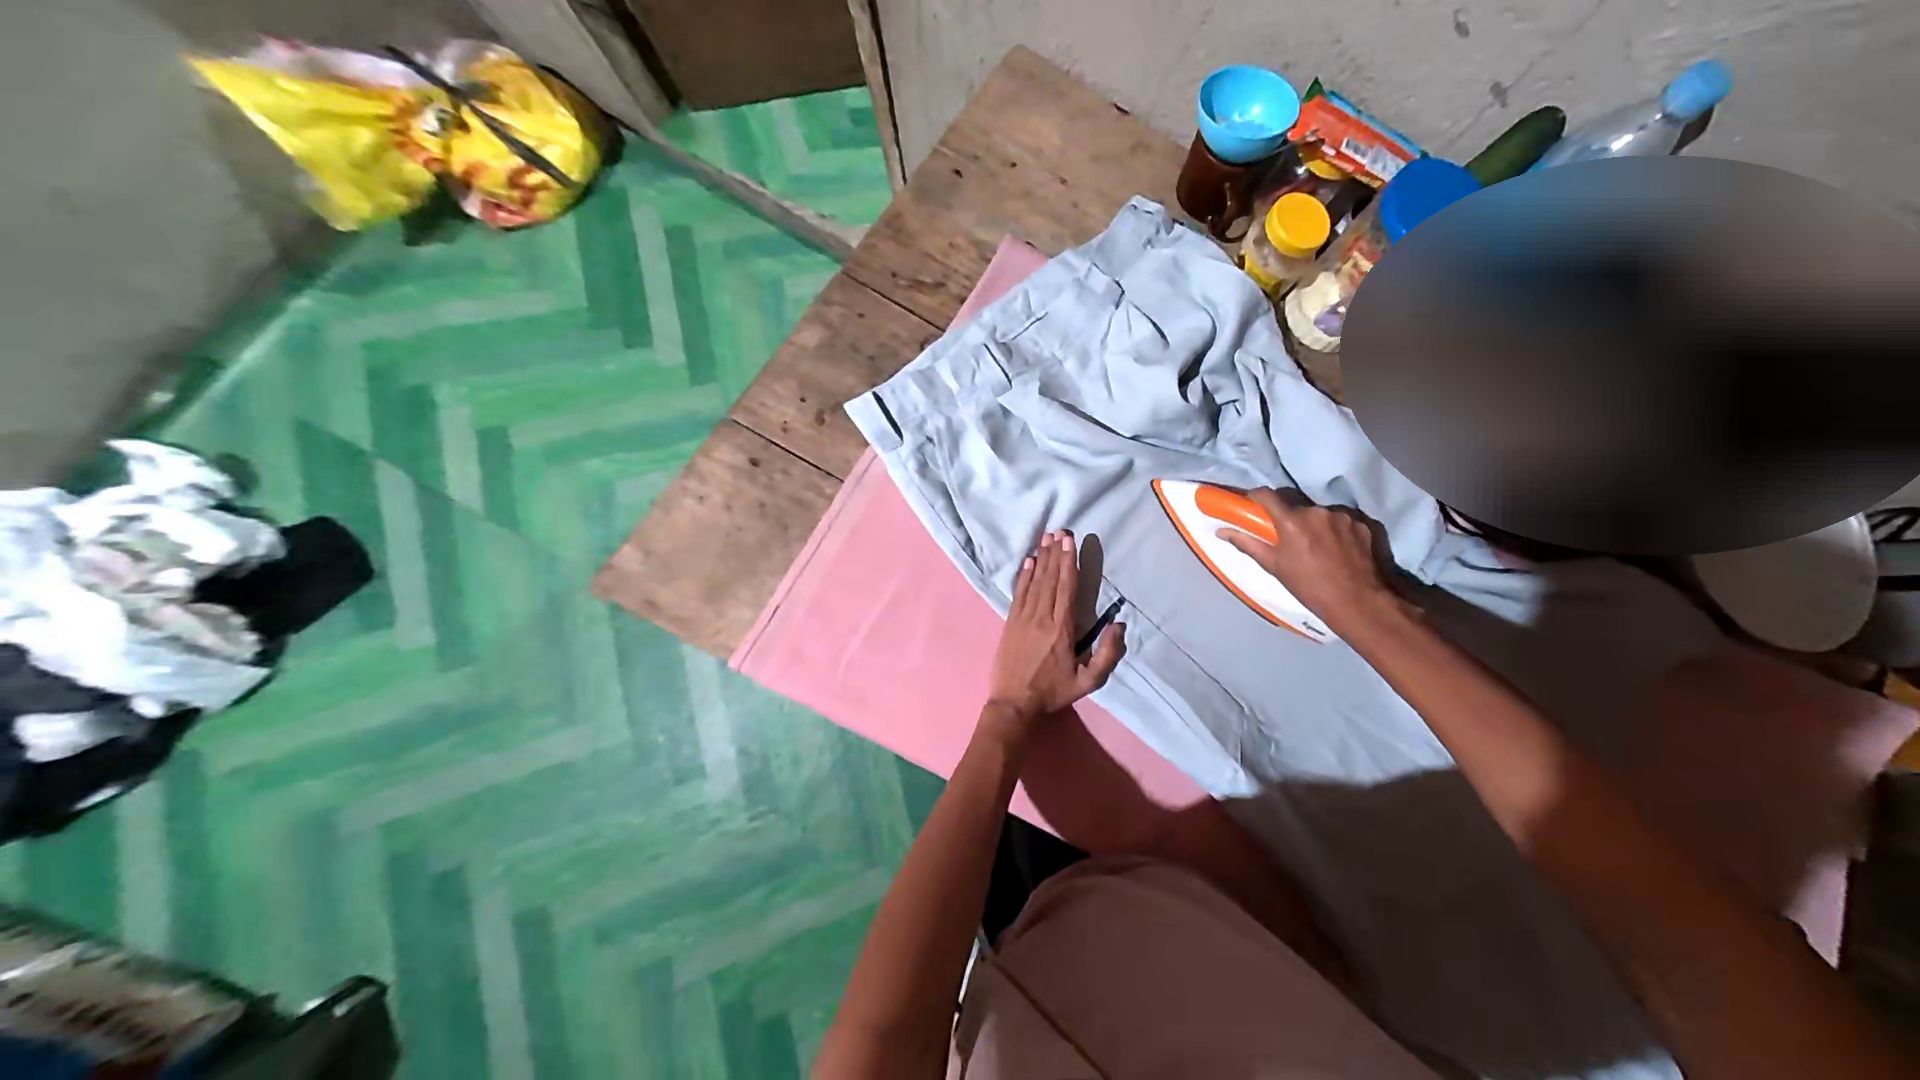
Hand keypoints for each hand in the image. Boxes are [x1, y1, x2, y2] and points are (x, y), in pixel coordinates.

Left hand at [986, 530, 1124, 731]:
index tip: (1070, 541)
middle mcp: (1042, 617)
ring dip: (1040, 558)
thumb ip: (1107, 654)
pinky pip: (1018, 593)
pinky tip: (1027, 561)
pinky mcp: (1010, 622)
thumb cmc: (1054, 692)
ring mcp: (1023, 618)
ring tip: (1045, 537)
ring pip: (1034, 582)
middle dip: (1056, 553)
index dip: (1069, 562)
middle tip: (1059, 530)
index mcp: (1062, 628)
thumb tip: (1119, 625)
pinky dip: (1023, 576)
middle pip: (1050, 579)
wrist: (1013, 703)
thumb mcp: (1089, 681)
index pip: (1066, 588)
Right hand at [1217, 489, 1397, 627]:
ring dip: (1315, 525)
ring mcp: (1343, 516)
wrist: (1357, 601)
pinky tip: (1338, 549)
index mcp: (1292, 521)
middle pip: (1297, 506)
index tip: (1252, 504)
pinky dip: (1337, 530)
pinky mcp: (1363, 524)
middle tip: (1290, 539)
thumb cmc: (1309, 587)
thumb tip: (1221, 531)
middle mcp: (1317, 511)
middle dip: (1290, 518)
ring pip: (1321, 514)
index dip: (1257, 497)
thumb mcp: (1274, 566)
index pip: (1268, 495)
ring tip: (1318, 547)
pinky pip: (1343, 521)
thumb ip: (1248, 544)